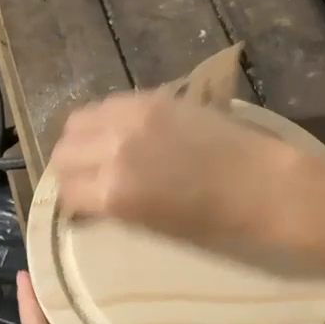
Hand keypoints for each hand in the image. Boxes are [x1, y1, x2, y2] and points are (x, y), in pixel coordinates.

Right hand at [49, 92, 324, 250]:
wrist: (262, 185)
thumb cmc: (213, 222)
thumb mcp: (150, 225)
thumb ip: (112, 205)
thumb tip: (88, 196)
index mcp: (114, 193)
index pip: (65, 191)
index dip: (72, 200)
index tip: (82, 203)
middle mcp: (113, 150)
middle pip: (62, 152)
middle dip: (70, 168)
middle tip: (88, 176)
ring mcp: (131, 119)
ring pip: (76, 122)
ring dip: (82, 138)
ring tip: (102, 150)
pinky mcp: (151, 98)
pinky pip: (108, 103)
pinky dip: (106, 118)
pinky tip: (125, 131)